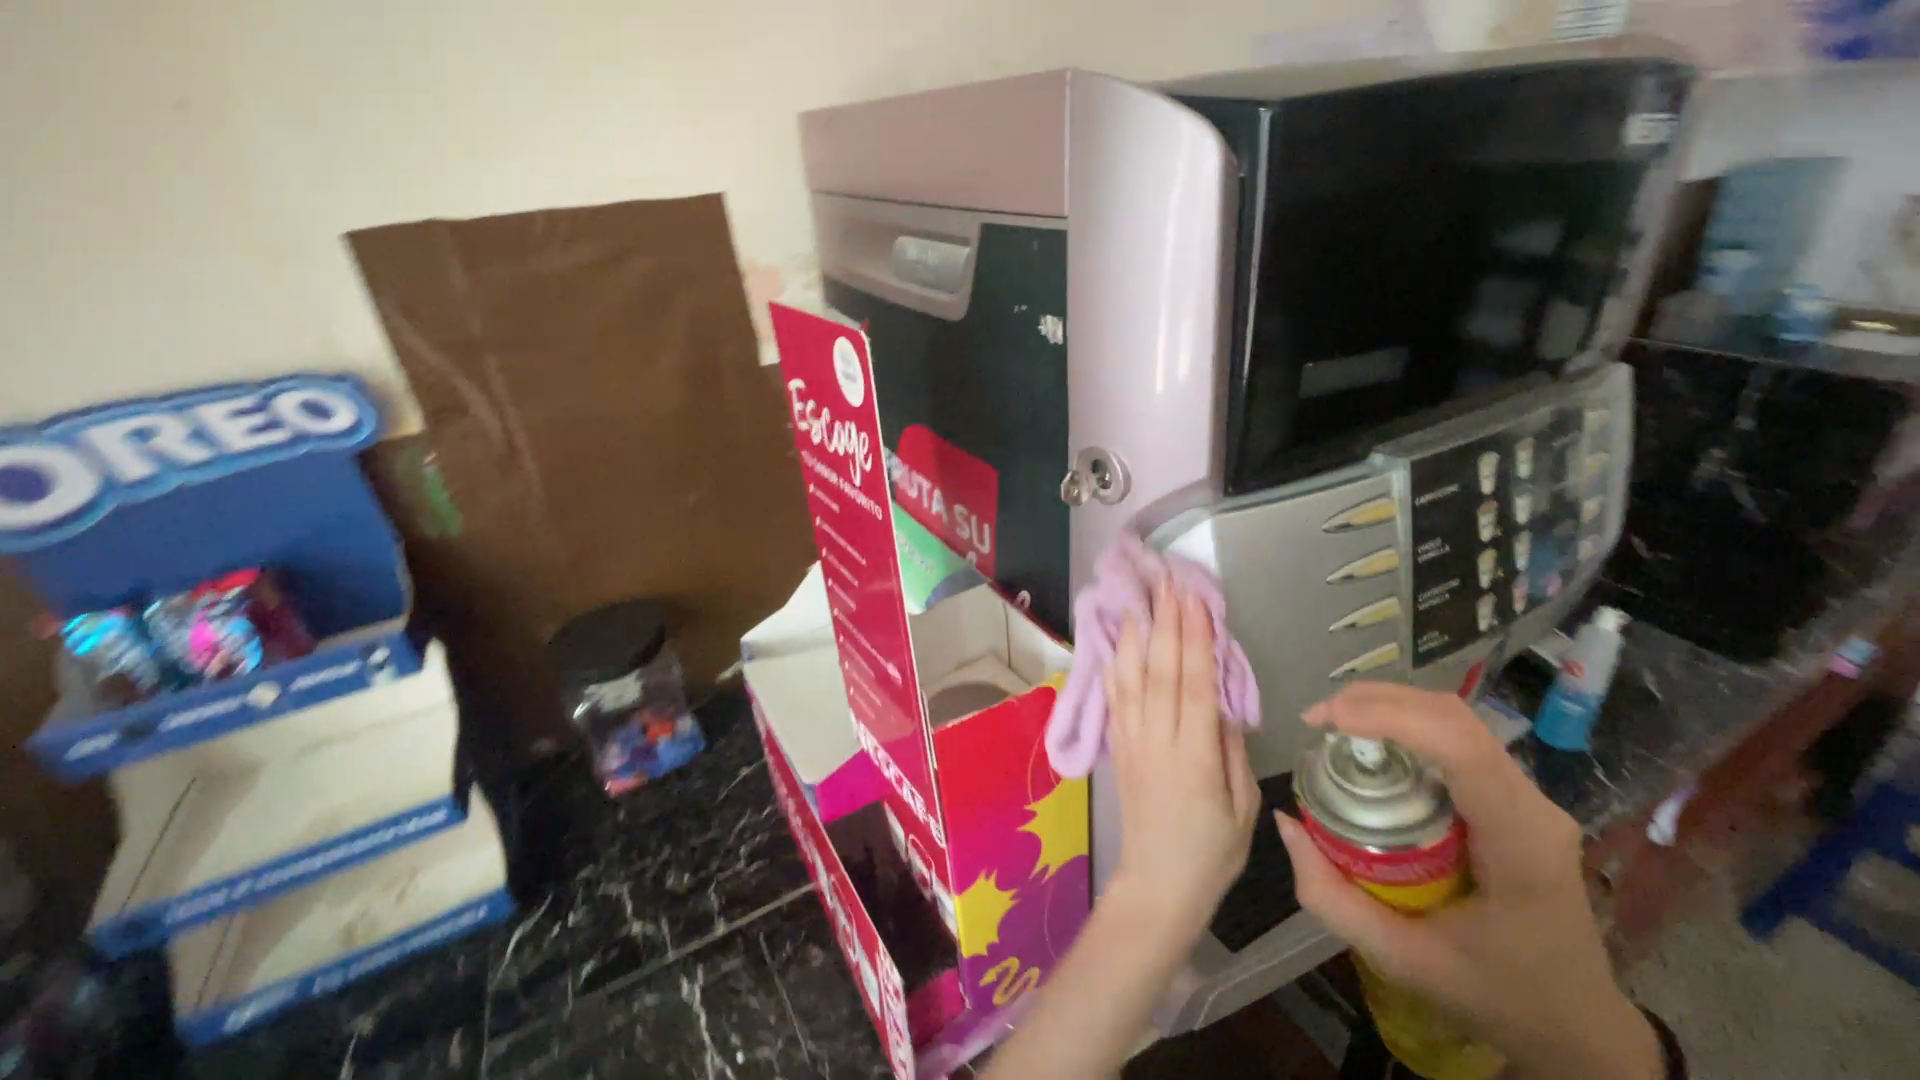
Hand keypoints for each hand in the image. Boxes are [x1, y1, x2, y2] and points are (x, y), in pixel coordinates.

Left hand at [1103, 578, 1260, 942]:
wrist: (1157, 885)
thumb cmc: (1211, 851)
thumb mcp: (1241, 805)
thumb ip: (1232, 751)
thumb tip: (1222, 707)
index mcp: (1194, 754)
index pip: (1193, 683)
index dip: (1194, 637)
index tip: (1195, 599)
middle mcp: (1158, 739)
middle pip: (1159, 670)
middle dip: (1165, 622)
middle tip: (1168, 581)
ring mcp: (1133, 742)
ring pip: (1131, 678)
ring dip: (1135, 635)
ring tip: (1138, 599)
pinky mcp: (1119, 749)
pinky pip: (1116, 700)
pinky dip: (1115, 667)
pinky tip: (1116, 643)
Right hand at [1275, 683, 1660, 1079]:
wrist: (1574, 1022)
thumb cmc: (1494, 993)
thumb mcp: (1400, 959)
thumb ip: (1332, 898)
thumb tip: (1286, 822)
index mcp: (1519, 844)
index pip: (1461, 749)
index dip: (1391, 718)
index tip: (1325, 721)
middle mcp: (1533, 807)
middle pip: (1456, 719)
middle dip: (1380, 702)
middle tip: (1317, 719)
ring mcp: (1530, 799)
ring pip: (1459, 721)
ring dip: (1393, 708)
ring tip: (1334, 723)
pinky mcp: (1517, 800)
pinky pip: (1461, 742)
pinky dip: (1409, 727)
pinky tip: (1371, 744)